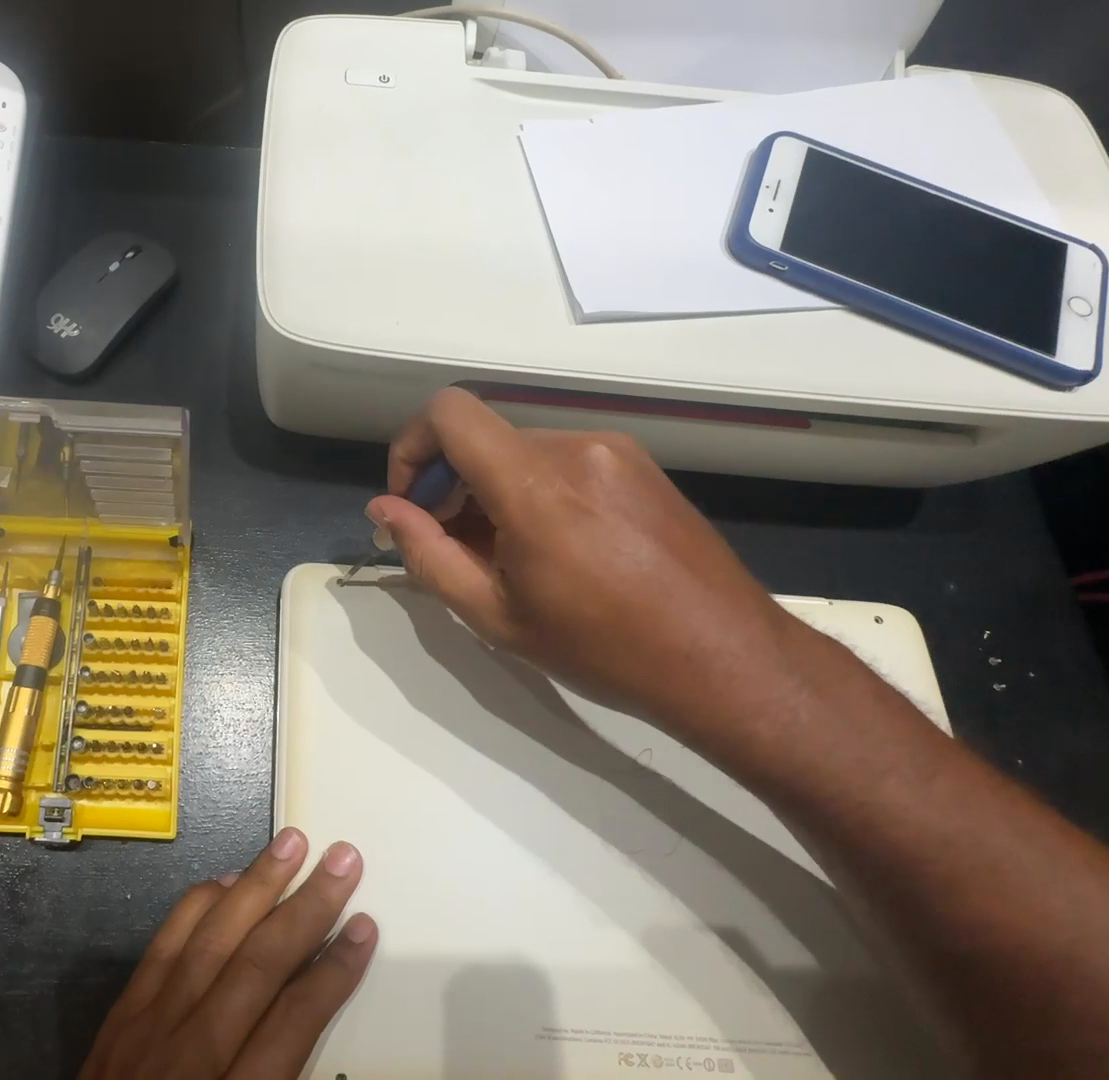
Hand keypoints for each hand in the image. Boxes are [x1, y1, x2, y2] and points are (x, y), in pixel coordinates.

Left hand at [81, 828, 376, 1078]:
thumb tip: (316, 1005)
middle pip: (257, 965)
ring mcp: (149, 1027)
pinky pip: (163, 945)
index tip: (365, 927)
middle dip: (307, 907)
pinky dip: (197, 906)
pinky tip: (226, 879)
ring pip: (211, 939)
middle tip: (343, 859)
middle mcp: (192, 1054)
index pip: (294, 1020)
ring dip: (255, 885)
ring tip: (290, 843)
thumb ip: (284, 1070)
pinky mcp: (121, 1014)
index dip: (334, 970)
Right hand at [369, 387, 802, 734]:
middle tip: (450, 547)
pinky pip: (561, 460)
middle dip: (448, 484)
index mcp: (535, 484)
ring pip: (519, 451)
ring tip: (503, 557)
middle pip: (481, 438)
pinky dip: (531, 491)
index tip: (411, 504)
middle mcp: (575, 447)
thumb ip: (427, 554)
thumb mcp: (495, 615)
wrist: (725, 659)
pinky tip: (548, 548)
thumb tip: (384, 509)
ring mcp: (614, 451)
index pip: (448, 414)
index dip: (411, 448)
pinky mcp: (639, 465)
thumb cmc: (602, 648)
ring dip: (489, 491)